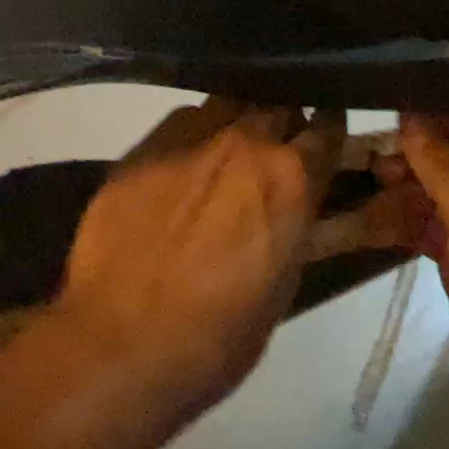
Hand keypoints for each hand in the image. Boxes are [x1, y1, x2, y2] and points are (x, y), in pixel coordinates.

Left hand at [0, 98, 347, 448]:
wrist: (120, 346)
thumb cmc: (218, 335)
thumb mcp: (284, 283)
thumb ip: (297, 225)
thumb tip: (298, 207)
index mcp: (293, 176)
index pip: (328, 125)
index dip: (329, 129)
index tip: (323, 139)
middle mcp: (249, 141)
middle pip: (278, 104)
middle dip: (283, 121)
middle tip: (276, 147)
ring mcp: (194, 136)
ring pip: (230, 102)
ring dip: (239, 120)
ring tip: (229, 148)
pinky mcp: (146, 145)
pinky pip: (183, 121)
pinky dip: (195, 133)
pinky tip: (185, 162)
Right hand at [400, 115, 448, 448]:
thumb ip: (439, 162)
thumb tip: (410, 115)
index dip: (440, 117)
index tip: (396, 108)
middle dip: (419, 155)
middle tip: (377, 151)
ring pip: (445, 193)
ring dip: (410, 187)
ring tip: (373, 178)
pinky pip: (437, 225)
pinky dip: (412, 220)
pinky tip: (379, 214)